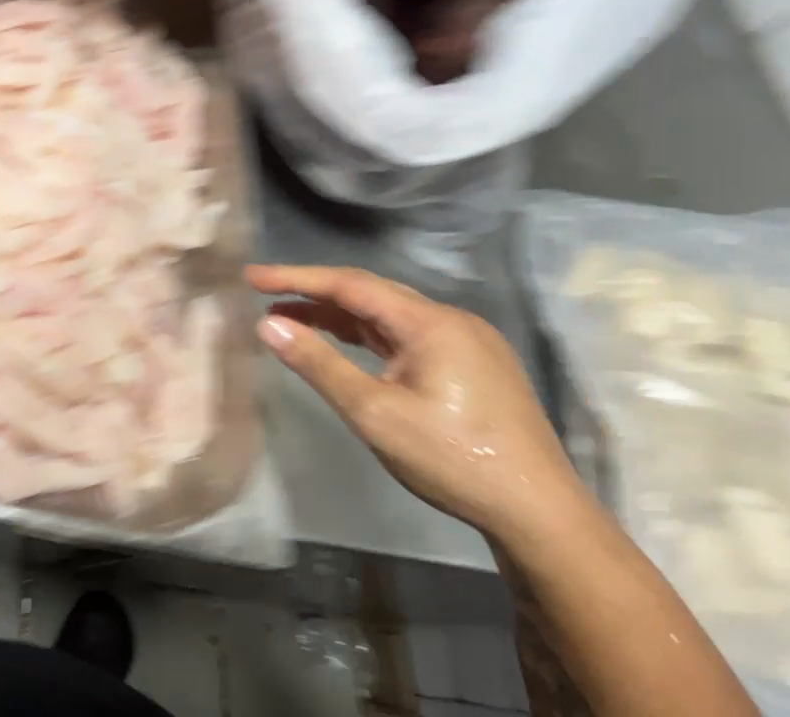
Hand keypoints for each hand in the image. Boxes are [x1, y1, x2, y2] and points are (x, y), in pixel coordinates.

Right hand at [247, 264, 586, 540]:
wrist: (538, 512)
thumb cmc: (451, 458)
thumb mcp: (373, 413)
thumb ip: (318, 364)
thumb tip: (266, 325)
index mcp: (432, 324)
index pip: (350, 285)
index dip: (296, 278)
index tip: (251, 277)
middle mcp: (453, 322)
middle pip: (371, 292)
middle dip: (314, 291)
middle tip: (264, 292)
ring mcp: (468, 344)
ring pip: (388, 315)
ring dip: (337, 314)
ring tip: (288, 318)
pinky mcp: (473, 366)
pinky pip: (406, 336)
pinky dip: (365, 334)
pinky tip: (341, 345)